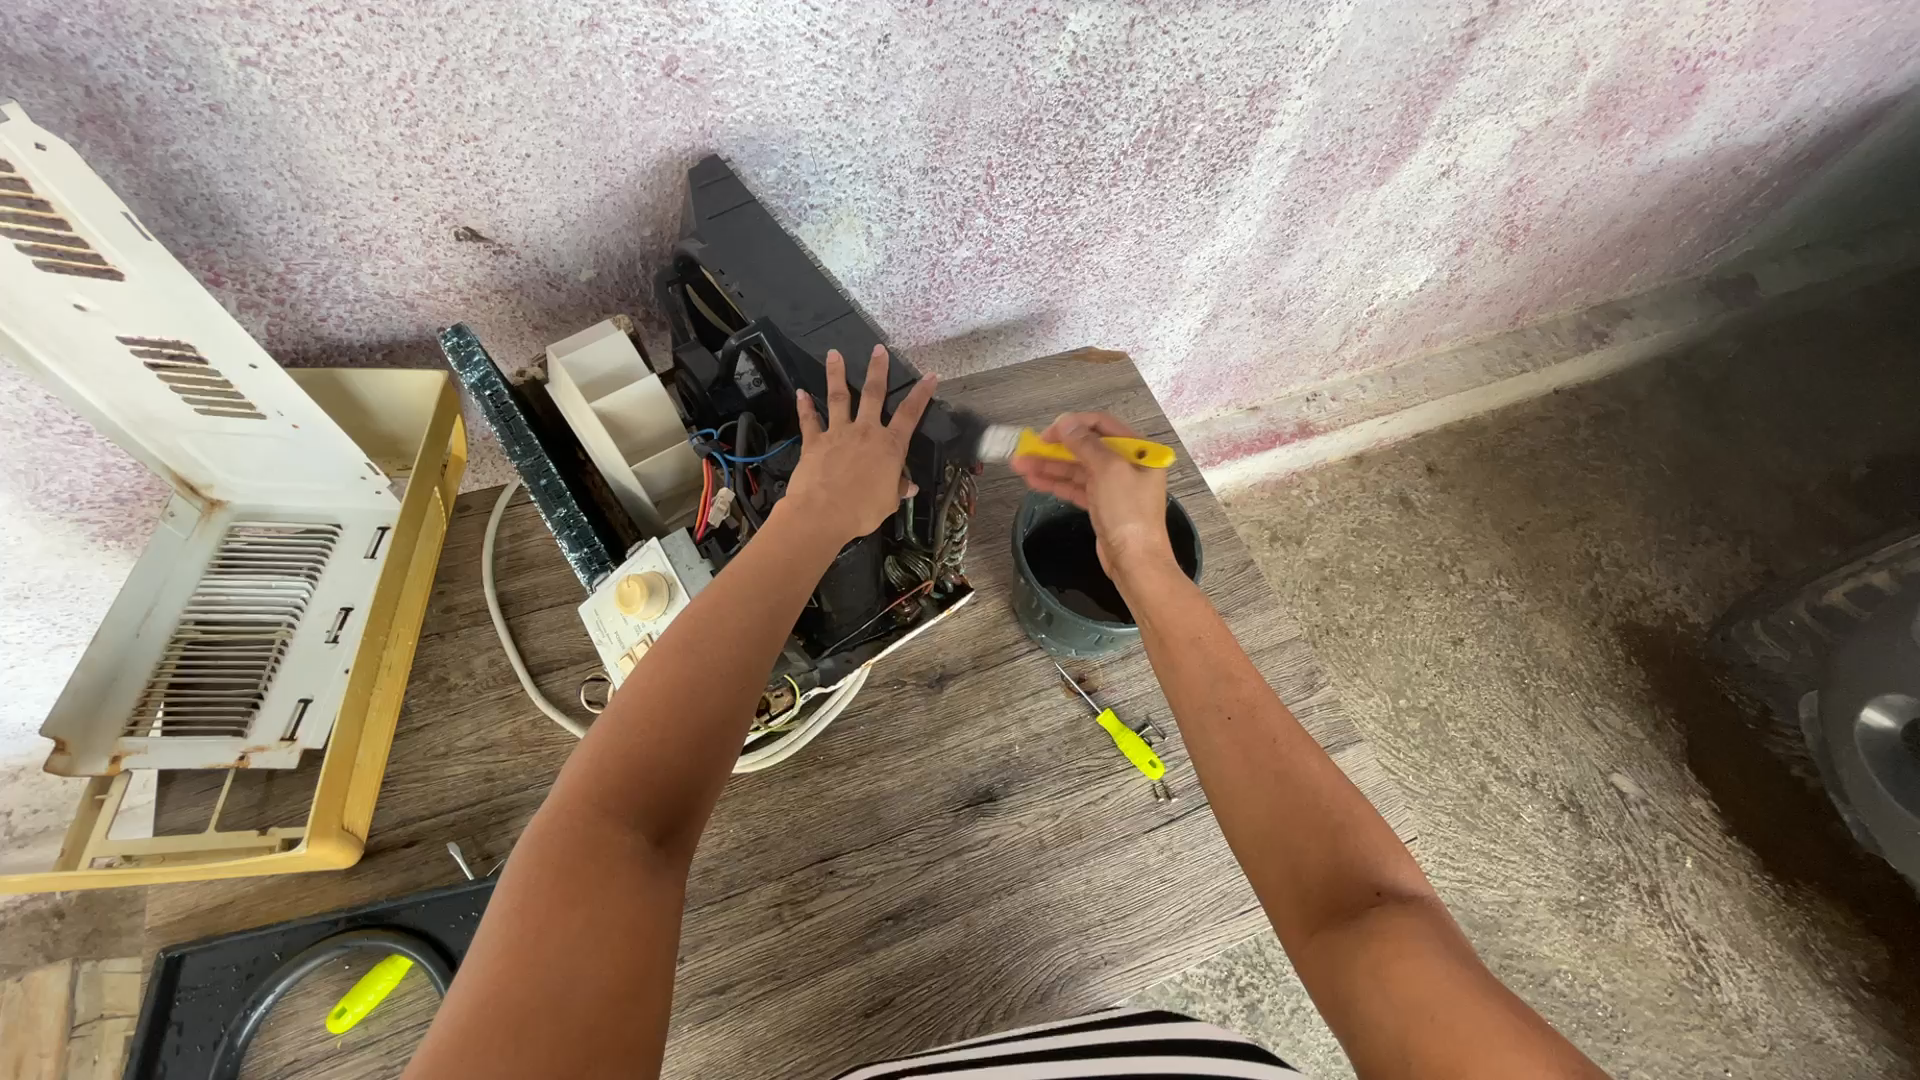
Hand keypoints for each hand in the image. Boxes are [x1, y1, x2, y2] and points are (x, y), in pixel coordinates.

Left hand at [782, 345, 936, 545]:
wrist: (823, 512)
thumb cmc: (863, 509)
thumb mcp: (888, 502)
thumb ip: (898, 489)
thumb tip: (909, 487)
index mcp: (890, 446)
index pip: (910, 414)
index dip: (922, 394)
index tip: (930, 376)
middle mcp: (865, 432)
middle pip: (874, 394)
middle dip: (877, 370)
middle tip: (878, 349)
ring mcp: (838, 433)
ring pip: (839, 397)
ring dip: (836, 374)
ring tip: (834, 354)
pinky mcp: (814, 442)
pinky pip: (809, 420)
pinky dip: (805, 406)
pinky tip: (800, 393)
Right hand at [1010, 411, 1176, 585]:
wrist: (1135, 562)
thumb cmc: (1128, 514)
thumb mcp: (1108, 471)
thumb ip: (1086, 444)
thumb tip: (1065, 423)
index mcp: (1138, 450)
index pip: (1102, 425)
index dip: (1072, 425)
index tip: (1047, 433)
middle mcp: (1127, 464)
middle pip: (1086, 447)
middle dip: (1054, 449)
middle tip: (1026, 449)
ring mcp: (1113, 486)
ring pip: (1077, 469)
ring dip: (1049, 466)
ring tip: (1020, 465)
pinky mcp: (1101, 504)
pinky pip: (1075, 487)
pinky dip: (1056, 483)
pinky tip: (1034, 480)